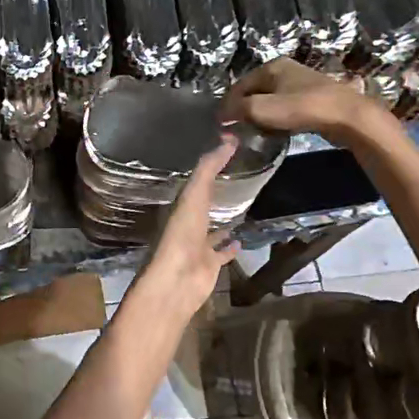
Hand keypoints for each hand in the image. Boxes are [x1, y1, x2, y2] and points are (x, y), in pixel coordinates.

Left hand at [131, 136, 241, 319]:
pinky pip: (221, 253)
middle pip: (201, 205)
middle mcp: (187, 224)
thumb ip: (208, 168)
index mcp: (179, 206)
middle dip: (213, 195)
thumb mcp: (194, 194)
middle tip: (235, 180)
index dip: (208, 168)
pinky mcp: (210, 264)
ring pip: (211, 230)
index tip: (224, 154)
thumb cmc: (182, 233)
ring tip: (240, 208)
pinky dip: (230, 246)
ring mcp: (198, 246)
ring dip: (221, 221)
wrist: (178, 279)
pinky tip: (241, 239)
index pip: (194, 182)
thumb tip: (228, 139)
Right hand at [221, 59, 387, 144]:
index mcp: (271, 66)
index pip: (239, 85)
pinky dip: (277, 118)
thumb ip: (238, 110)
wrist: (347, 116)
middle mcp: (285, 69)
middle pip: (254, 91)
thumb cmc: (301, 108)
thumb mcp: (262, 109)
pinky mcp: (313, 97)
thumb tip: (223, 116)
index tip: (221, 125)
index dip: (228, 105)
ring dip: (261, 115)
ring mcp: (301, 82)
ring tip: (255, 131)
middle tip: (237, 129)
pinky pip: (285, 107)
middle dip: (243, 110)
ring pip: (270, 100)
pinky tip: (277, 130)